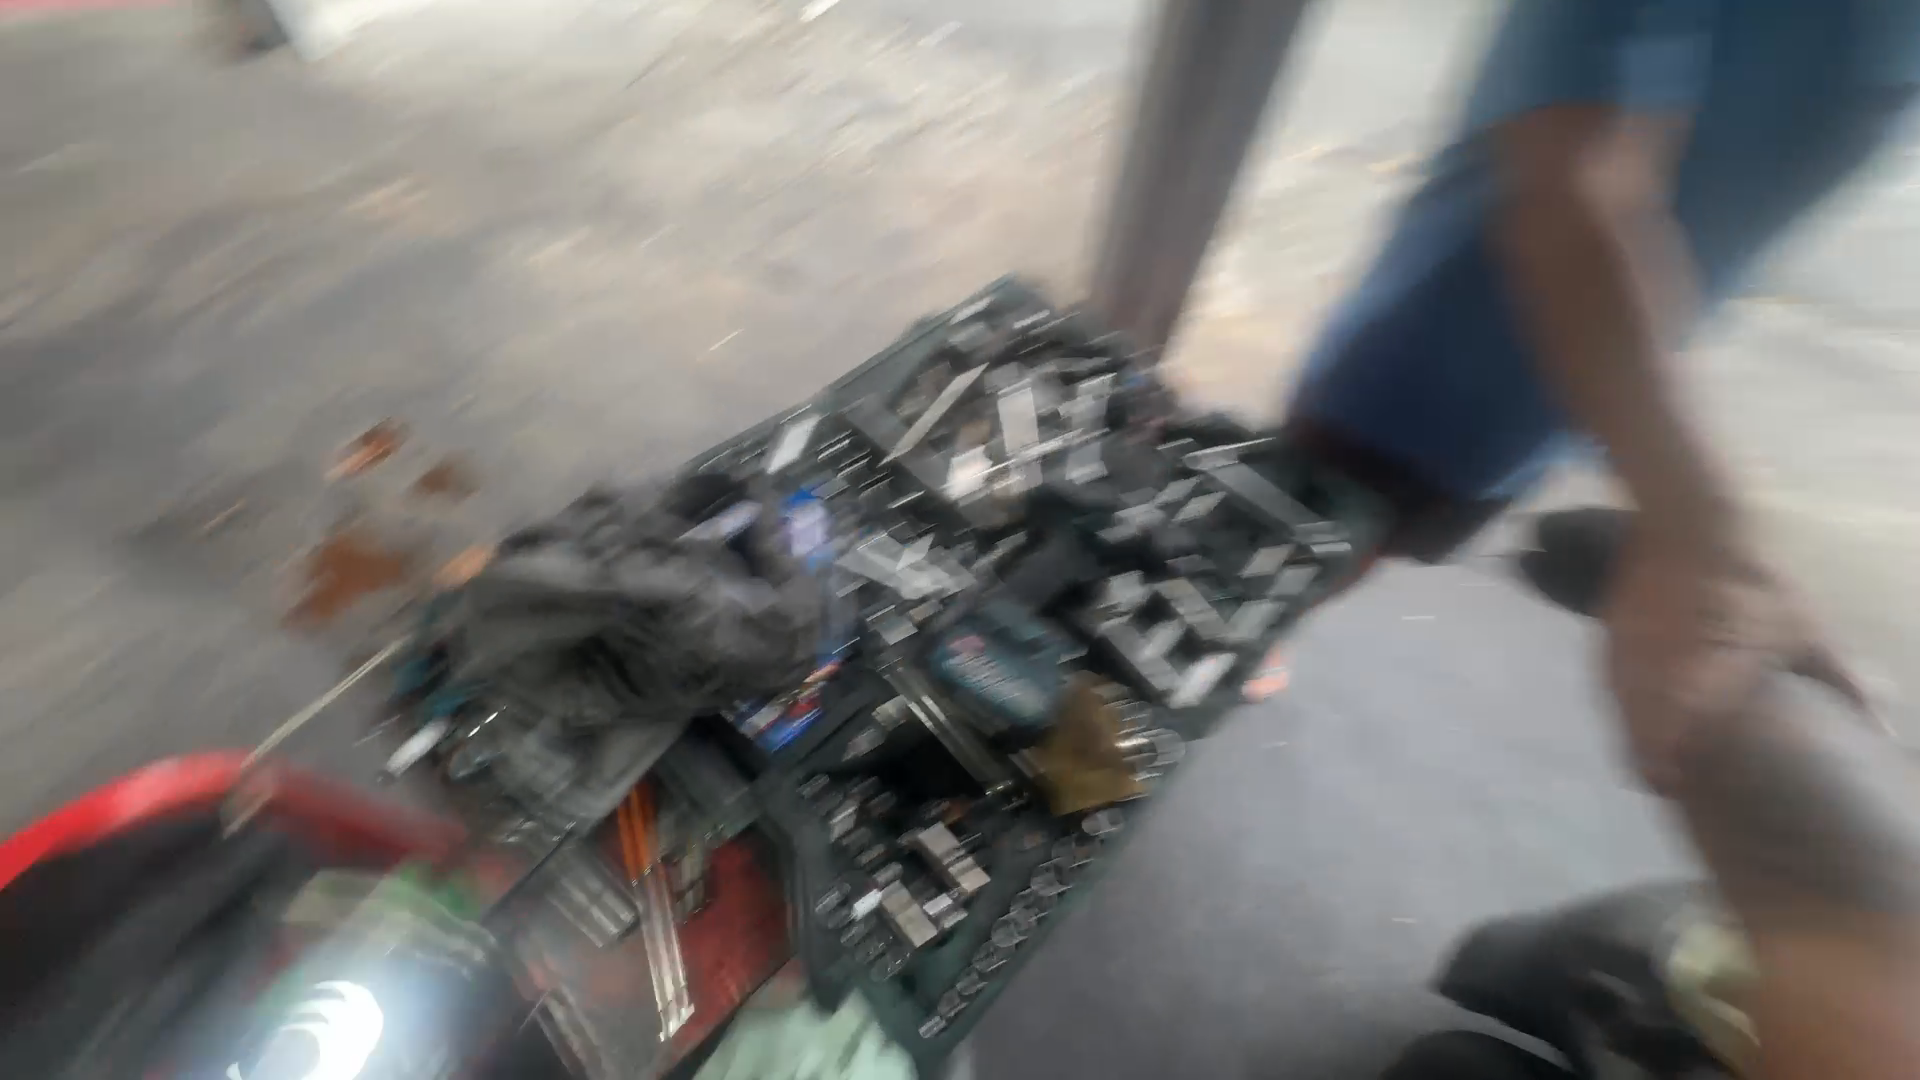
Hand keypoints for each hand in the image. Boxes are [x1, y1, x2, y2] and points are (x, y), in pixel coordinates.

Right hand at [1600, 515, 1878, 790]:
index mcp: (1708, 665)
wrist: (1695, 529)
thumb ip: (1839, 682)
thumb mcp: (1810, 630)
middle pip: (1638, 716)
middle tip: (1657, 781)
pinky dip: (1619, 696)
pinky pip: (1612, 673)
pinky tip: (1626, 707)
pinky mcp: (1614, 631)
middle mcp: (1659, 660)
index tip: (1670, 787)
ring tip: (1640, 754)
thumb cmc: (1757, 582)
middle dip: (1645, 750)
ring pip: (1619, 697)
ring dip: (1629, 725)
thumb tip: (1883, 732)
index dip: (1666, 758)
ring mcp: (1630, 644)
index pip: (1675, 724)